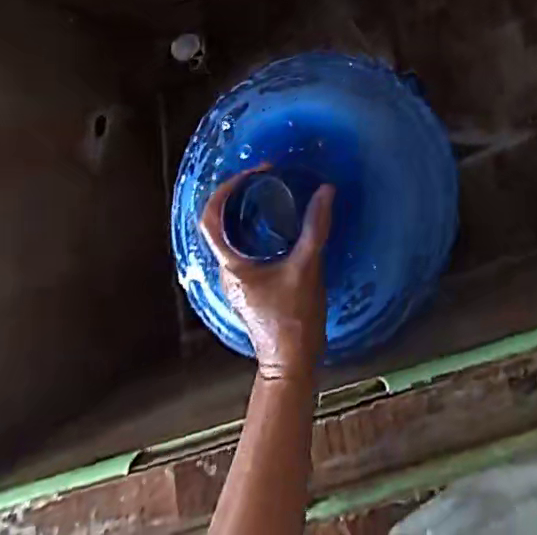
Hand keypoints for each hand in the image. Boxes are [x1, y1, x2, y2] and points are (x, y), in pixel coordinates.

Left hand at [200, 168, 335, 380]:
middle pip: (220, 223)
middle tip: (265, 178)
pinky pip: (246, 247)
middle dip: (239, 196)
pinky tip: (280, 224)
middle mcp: (227, 270)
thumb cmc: (293, 318)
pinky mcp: (250, 285)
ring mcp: (237, 279)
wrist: (291, 363)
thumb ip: (316, 228)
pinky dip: (257, 229)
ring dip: (248, 212)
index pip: (211, 219)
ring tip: (272, 194)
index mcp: (231, 264)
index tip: (252, 174)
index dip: (225, 190)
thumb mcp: (307, 268)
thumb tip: (326, 191)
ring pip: (233, 236)